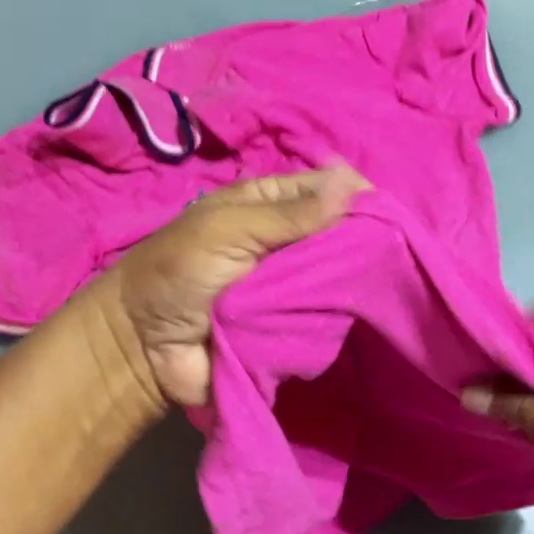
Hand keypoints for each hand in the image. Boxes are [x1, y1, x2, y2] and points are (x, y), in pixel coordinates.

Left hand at [101, 166, 368, 407]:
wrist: (142, 349)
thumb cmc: (176, 274)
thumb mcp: (229, 231)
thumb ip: (288, 214)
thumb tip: (350, 184)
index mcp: (270, 205)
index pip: (329, 190)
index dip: (359, 198)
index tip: (386, 219)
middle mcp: (289, 242)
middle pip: (343, 236)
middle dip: (364, 245)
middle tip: (391, 259)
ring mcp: (295, 288)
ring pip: (342, 280)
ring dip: (354, 286)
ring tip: (381, 291)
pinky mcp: (295, 329)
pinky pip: (330, 322)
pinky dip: (340, 322)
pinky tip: (362, 320)